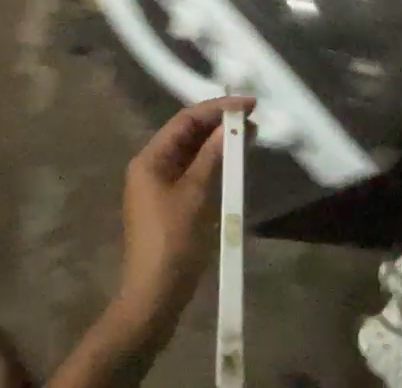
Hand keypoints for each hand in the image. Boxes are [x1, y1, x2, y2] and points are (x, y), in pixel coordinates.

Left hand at [113, 96, 253, 329]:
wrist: (154, 297)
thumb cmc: (172, 241)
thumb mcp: (195, 195)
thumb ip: (212, 156)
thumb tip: (231, 126)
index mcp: (149, 159)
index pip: (185, 120)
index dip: (217, 108)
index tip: (248, 104)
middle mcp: (152, 167)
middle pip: (187, 134)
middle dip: (219, 124)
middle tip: (253, 118)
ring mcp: (161, 186)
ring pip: (193, 153)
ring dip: (219, 143)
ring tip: (250, 135)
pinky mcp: (172, 204)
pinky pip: (195, 173)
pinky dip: (214, 164)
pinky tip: (235, 161)